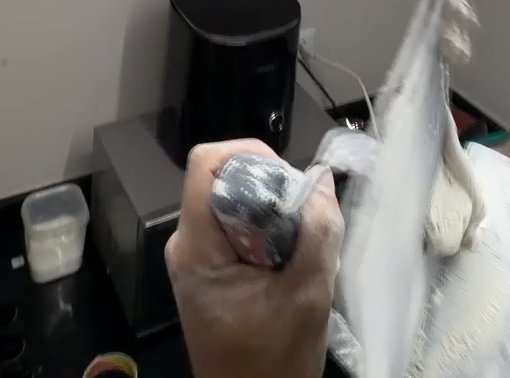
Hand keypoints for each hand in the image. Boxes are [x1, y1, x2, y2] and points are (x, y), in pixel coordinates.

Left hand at [167, 139, 342, 377]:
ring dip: (270, 209)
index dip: (246, 151)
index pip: (205, 164)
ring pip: (232, 200)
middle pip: (222, 179)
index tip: (285, 175)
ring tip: (300, 238)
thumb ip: (318, 233)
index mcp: (197, 248)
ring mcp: (195, 256)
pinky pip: (234, 223)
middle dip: (267, 184)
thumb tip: (323, 178)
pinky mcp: (208, 266)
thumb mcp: (307, 296)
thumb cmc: (273, 362)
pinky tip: (288, 256)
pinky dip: (264, 227)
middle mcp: (187, 244)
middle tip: (303, 213)